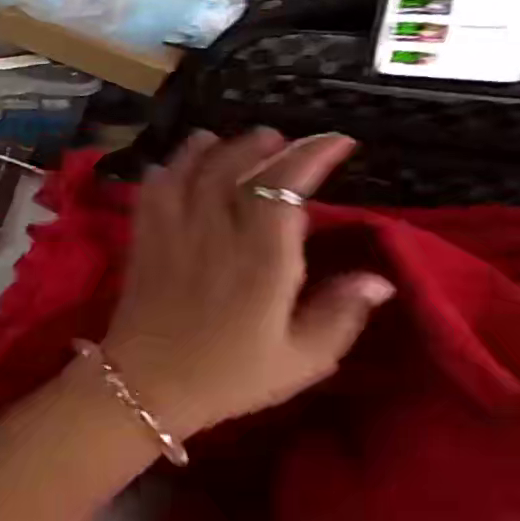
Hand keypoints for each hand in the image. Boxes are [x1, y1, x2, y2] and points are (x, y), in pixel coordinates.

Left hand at [103, 129, 394, 438]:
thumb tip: (378, 278)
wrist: (146, 383)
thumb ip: (339, 313)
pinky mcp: (142, 242)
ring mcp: (171, 234)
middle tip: (278, 137)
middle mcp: (214, 235)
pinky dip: (162, 173)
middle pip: (233, 171)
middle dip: (257, 146)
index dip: (309, 158)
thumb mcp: (302, 358)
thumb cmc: (230, 376)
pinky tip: (169, 165)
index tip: (335, 142)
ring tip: (222, 137)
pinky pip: (150, 194)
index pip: (283, 190)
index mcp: (261, 261)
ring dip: (207, 150)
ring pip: (188, 174)